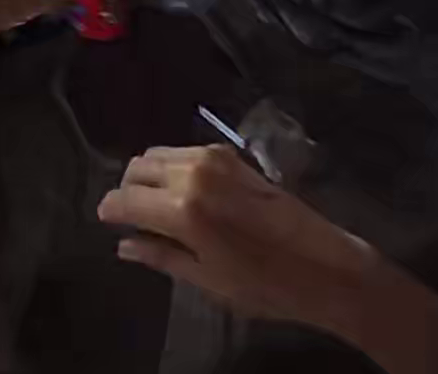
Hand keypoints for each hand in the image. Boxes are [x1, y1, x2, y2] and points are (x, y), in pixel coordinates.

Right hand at [99, 147, 437, 373]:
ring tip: (157, 202)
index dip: (110, 210)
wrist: (331, 269)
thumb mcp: (209, 282)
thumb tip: (123, 246)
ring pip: (154, 155)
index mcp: (184, 211)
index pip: (126, 200)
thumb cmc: (270, 286)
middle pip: (136, 169)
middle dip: (128, 190)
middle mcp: (190, 175)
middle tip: (133, 215)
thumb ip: (160, 257)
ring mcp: (208, 158)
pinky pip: (179, 152)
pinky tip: (184, 190)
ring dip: (147, 175)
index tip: (105, 219)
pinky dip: (170, 166)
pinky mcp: (225, 152)